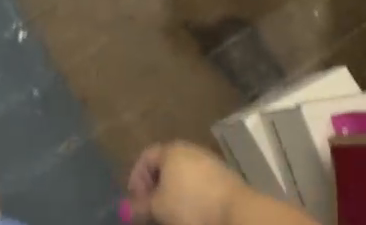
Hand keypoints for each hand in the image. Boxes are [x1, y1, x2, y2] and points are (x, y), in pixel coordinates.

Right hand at [125, 142, 246, 224]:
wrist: (239, 213)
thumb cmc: (191, 205)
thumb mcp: (159, 208)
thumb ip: (140, 206)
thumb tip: (126, 210)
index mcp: (169, 149)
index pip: (145, 158)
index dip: (136, 179)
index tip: (135, 202)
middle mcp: (188, 150)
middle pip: (165, 167)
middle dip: (156, 189)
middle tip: (153, 209)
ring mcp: (210, 162)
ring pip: (184, 177)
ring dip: (175, 195)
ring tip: (173, 215)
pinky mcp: (227, 179)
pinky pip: (201, 186)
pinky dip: (194, 198)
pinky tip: (195, 214)